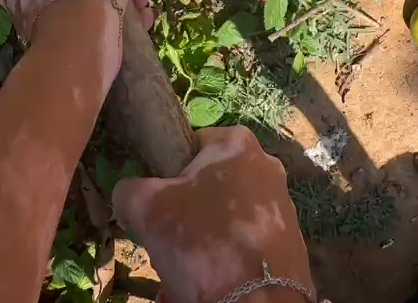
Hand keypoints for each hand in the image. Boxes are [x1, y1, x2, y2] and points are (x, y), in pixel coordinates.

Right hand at [112, 127, 312, 302]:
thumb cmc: (202, 241)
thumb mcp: (149, 209)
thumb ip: (129, 189)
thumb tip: (127, 190)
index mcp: (236, 141)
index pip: (190, 144)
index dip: (169, 173)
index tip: (160, 202)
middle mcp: (265, 162)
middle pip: (210, 180)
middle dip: (189, 207)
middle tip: (173, 237)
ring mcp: (282, 200)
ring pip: (227, 213)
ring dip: (208, 233)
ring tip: (193, 263)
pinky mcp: (290, 237)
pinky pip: (246, 239)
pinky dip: (230, 254)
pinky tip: (217, 276)